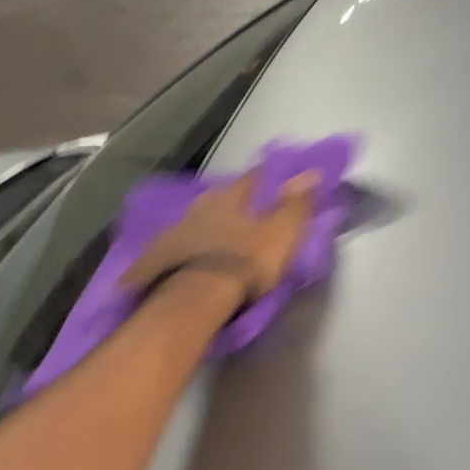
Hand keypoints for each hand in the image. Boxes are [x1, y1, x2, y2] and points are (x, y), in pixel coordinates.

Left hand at [120, 169, 319, 304]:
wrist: (193, 297)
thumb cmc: (247, 261)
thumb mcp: (282, 232)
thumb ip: (296, 204)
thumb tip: (312, 172)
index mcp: (232, 198)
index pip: (254, 178)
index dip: (270, 176)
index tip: (281, 175)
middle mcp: (201, 207)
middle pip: (220, 196)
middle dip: (235, 199)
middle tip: (247, 205)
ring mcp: (176, 231)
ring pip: (197, 218)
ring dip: (210, 222)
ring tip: (221, 231)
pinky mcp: (157, 257)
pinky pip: (178, 244)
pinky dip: (190, 245)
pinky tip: (194, 253)